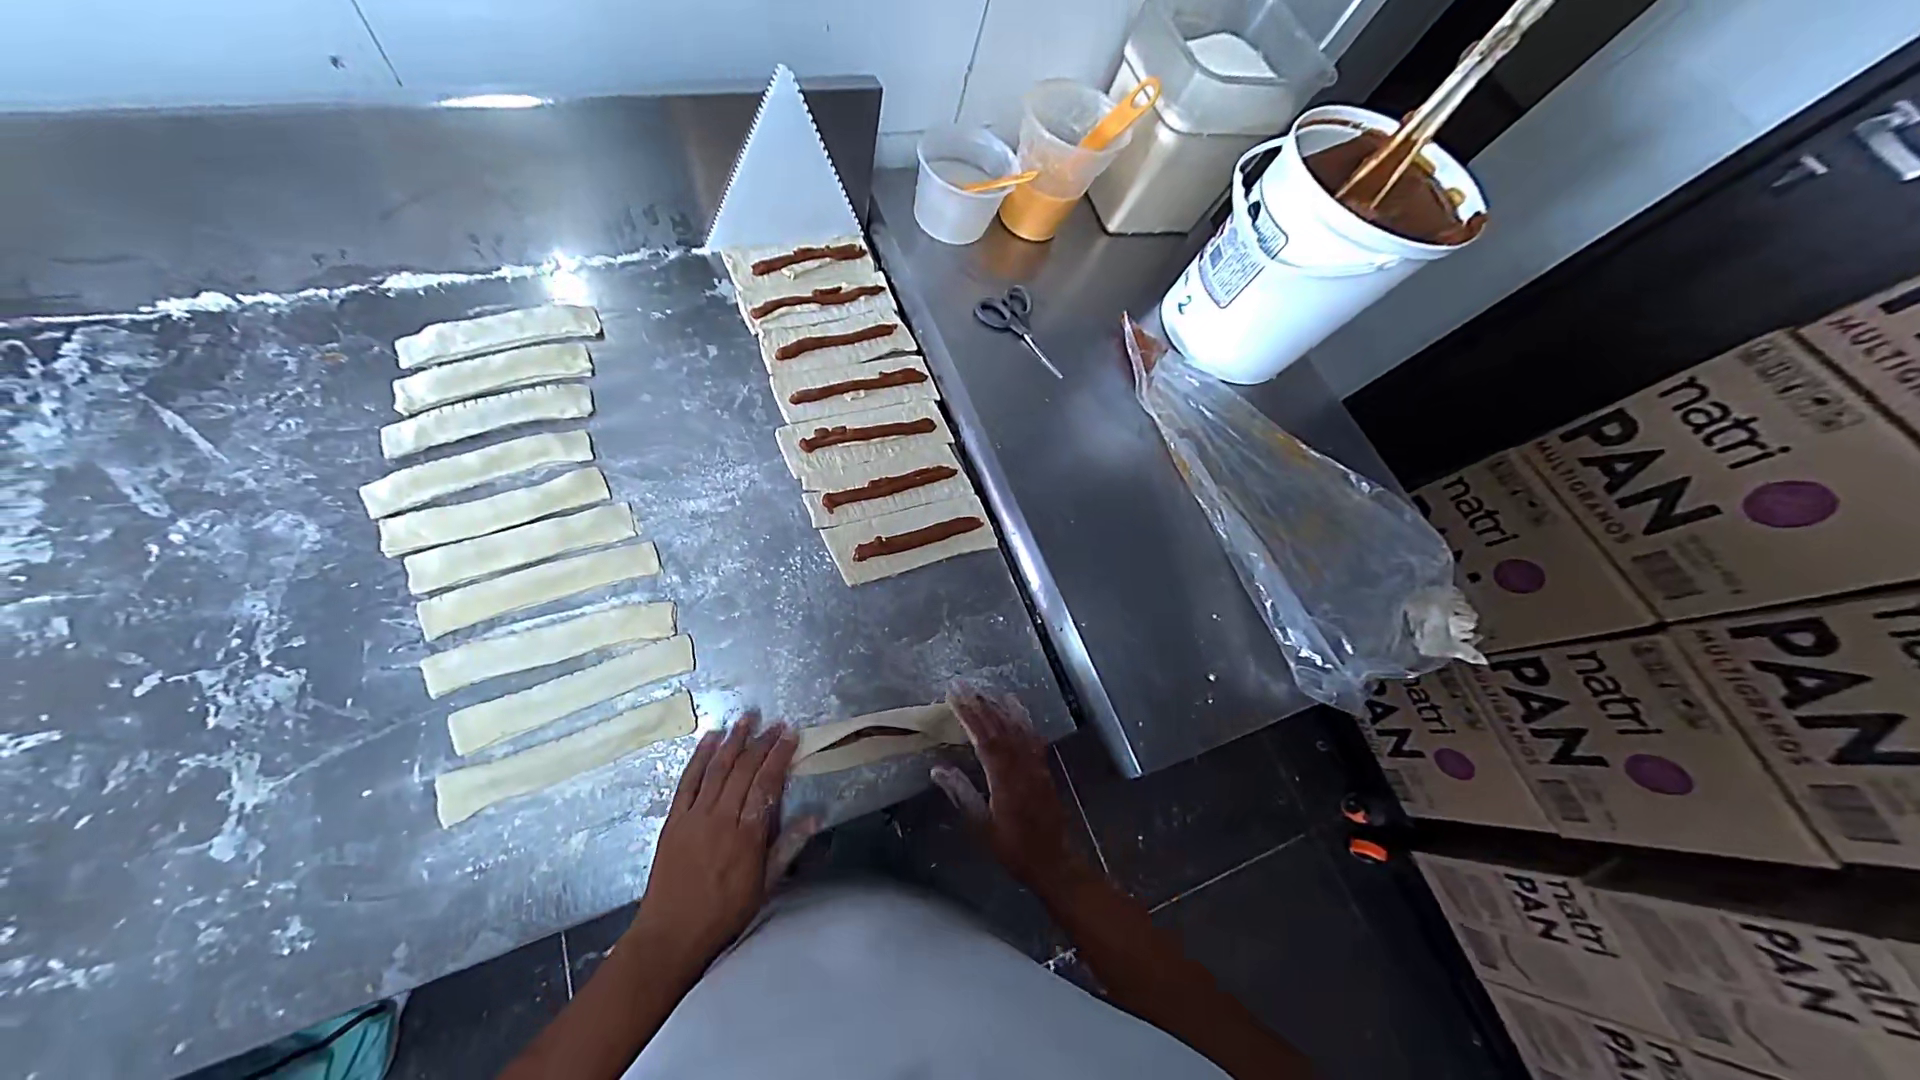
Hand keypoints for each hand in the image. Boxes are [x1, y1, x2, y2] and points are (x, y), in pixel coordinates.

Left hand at [628, 712, 812, 970]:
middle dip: (761, 742)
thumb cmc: (724, 913)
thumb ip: (788, 846)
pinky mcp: (673, 820)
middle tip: (774, 723)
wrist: (670, 934)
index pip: (767, 783)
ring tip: (746, 718)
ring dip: (733, 740)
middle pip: (744, 770)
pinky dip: (699, 757)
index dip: (780, 755)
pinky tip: (709, 739)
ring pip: (717, 768)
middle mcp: (721, 818)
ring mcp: (694, 816)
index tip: (790, 734)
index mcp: (747, 834)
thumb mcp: (765, 885)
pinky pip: (687, 781)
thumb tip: (815, 816)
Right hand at [930, 685, 1088, 894]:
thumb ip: (961, 794)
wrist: (1054, 861)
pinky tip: (1015, 708)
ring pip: (1016, 727)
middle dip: (980, 703)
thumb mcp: (981, 825)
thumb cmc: (1014, 848)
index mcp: (1004, 777)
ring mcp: (1035, 764)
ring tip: (984, 690)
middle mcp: (1022, 764)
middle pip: (1000, 726)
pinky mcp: (1043, 768)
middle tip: (963, 685)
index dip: (968, 713)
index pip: (983, 737)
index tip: (954, 695)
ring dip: (999, 706)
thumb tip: (937, 769)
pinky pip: (1031, 735)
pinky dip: (1021, 718)